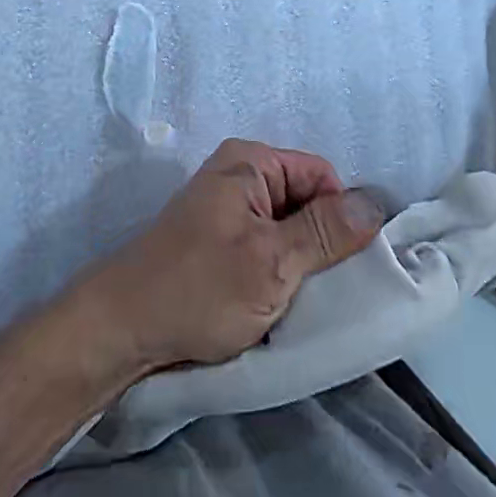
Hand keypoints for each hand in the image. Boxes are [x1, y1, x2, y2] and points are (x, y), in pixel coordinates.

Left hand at [84, 139, 384, 371]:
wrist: (119, 333)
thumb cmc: (197, 289)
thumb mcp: (272, 262)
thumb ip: (326, 231)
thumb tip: (376, 203)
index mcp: (251, 163)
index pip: (322, 176)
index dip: (339, 216)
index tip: (344, 263)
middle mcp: (240, 177)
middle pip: (306, 201)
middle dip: (319, 241)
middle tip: (321, 286)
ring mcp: (226, 210)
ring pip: (288, 229)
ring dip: (298, 262)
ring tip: (299, 297)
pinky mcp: (219, 242)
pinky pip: (266, 246)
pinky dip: (277, 271)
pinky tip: (277, 300)